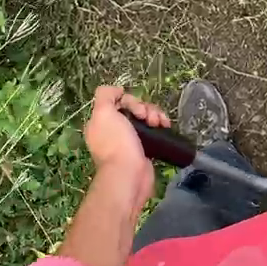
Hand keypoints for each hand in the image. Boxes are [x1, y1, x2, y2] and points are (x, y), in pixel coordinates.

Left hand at [84, 85, 169, 200]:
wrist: (129, 174)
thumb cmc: (116, 143)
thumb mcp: (103, 113)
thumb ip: (105, 95)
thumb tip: (118, 91)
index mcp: (101, 122)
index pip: (118, 101)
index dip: (130, 101)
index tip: (137, 111)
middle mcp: (113, 130)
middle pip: (133, 108)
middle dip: (145, 108)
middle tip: (149, 118)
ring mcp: (128, 140)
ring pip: (145, 117)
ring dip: (155, 115)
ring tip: (160, 123)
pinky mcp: (143, 148)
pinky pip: (152, 129)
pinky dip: (160, 125)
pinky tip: (165, 126)